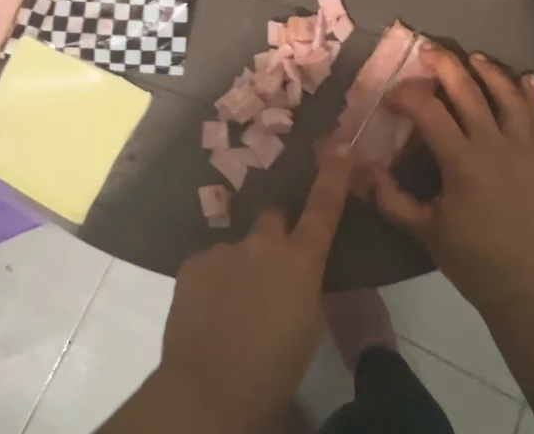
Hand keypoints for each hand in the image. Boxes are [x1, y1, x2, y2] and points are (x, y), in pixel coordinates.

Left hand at [146, 147, 353, 429]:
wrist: (208, 388)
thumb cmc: (274, 367)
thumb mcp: (308, 325)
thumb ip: (305, 285)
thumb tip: (296, 272)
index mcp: (301, 260)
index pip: (323, 207)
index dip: (333, 176)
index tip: (340, 146)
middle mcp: (264, 243)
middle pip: (274, 217)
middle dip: (276, 233)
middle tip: (272, 269)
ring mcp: (225, 249)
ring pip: (240, 246)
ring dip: (242, 265)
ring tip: (235, 305)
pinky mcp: (194, 262)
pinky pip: (212, 263)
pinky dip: (215, 280)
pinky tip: (211, 310)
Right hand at [368, 45, 533, 319]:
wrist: (526, 287)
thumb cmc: (471, 259)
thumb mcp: (424, 230)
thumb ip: (392, 198)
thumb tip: (363, 170)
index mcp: (462, 162)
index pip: (430, 112)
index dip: (407, 96)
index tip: (390, 98)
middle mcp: (493, 146)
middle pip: (469, 92)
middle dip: (446, 66)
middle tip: (428, 49)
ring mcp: (521, 150)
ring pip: (507, 97)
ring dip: (489, 72)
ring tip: (473, 57)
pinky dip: (531, 95)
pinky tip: (525, 77)